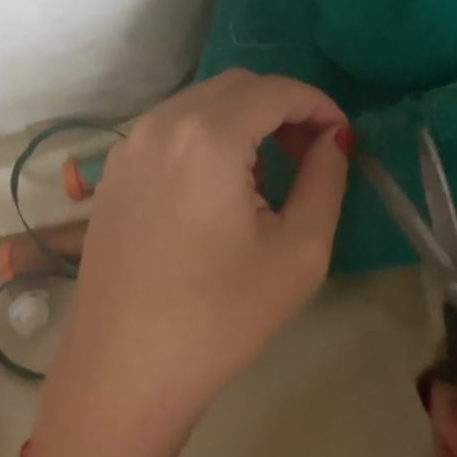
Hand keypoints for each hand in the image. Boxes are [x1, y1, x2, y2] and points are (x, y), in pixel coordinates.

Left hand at [28, 69, 354, 456]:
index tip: (342, 138)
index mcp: (208, 134)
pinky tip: (218, 190)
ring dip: (243, 121)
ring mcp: (130, 144)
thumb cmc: (220, 316)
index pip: (276, 90)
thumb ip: (326, 179)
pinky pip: (170, 128)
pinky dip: (206, 136)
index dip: (318, 104)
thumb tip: (336, 137)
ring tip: (267, 179)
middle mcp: (162, 122)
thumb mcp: (298, 251)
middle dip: (281, 108)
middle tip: (311, 154)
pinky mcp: (113, 171)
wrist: (123, 371)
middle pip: (236, 86)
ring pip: (200, 103)